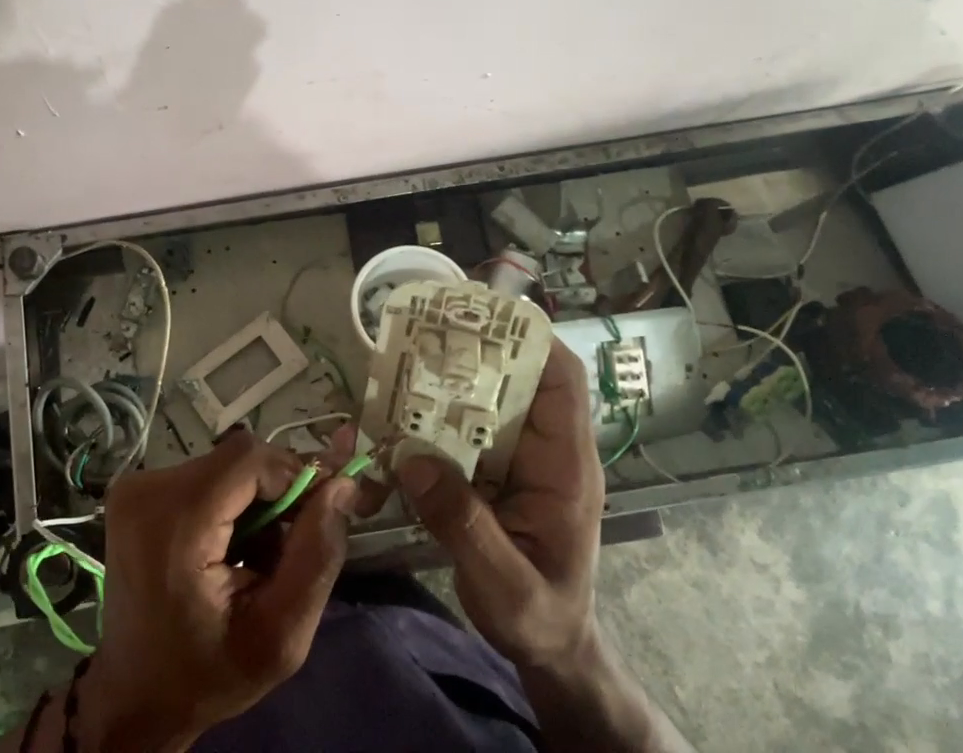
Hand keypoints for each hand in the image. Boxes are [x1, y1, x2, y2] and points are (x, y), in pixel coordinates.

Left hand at [78, 431, 357, 750]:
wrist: (136, 694)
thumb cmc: (207, 673)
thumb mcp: (280, 634)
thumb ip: (315, 555)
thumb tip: (342, 485)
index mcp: (174, 522)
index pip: (251, 458)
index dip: (296, 477)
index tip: (320, 519)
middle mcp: (146, 489)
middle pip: (238, 459)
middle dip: (277, 495)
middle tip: (291, 549)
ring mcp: (135, 488)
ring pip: (224, 466)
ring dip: (255, 502)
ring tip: (259, 559)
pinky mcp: (135, 493)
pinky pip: (203, 476)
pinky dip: (229, 504)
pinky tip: (231, 550)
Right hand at [395, 339, 601, 670]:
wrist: (550, 648)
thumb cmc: (540, 616)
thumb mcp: (502, 583)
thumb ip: (461, 524)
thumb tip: (410, 457)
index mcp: (566, 467)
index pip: (562, 383)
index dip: (531, 341)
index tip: (481, 314)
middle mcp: (544, 452)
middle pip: (516, 381)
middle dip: (471, 353)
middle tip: (418, 333)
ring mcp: (518, 462)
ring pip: (485, 404)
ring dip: (444, 385)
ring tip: (397, 366)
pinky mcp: (493, 475)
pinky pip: (463, 434)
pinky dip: (433, 421)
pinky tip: (396, 419)